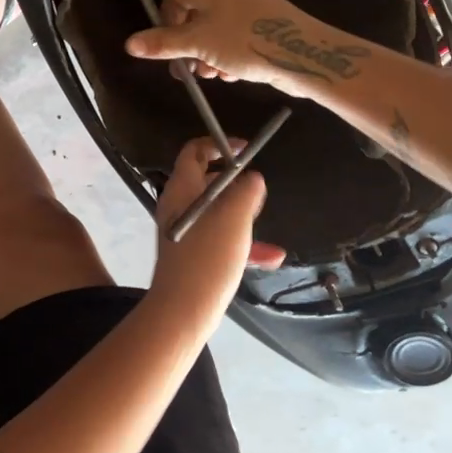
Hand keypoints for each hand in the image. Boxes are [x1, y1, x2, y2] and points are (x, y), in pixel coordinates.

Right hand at [123, 0, 327, 97]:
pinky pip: (236, 32)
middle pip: (193, 14)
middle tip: (191, 71)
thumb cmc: (245, 42)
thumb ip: (162, 43)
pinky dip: (228, 51)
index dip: (165, 25)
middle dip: (188, 45)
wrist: (306, 54)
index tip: (171, 52)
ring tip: (214, 75)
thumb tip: (128, 43)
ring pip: (215, 26)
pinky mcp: (267, 19)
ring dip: (207, 53)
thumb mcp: (198, 45)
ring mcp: (250, 1)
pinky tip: (233, 73)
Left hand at [151, 137, 285, 326]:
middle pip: (206, 179)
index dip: (219, 143)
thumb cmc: (208, 257)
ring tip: (265, 219)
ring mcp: (183, 228)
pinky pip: (219, 237)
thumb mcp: (234, 218)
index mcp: (182, 188)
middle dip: (234, 180)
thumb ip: (245, 192)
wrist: (184, 308)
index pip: (194, 151)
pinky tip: (273, 256)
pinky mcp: (191, 252)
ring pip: (216, 210)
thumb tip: (252, 177)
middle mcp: (178, 203)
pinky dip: (242, 241)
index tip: (247, 148)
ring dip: (243, 213)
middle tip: (257, 188)